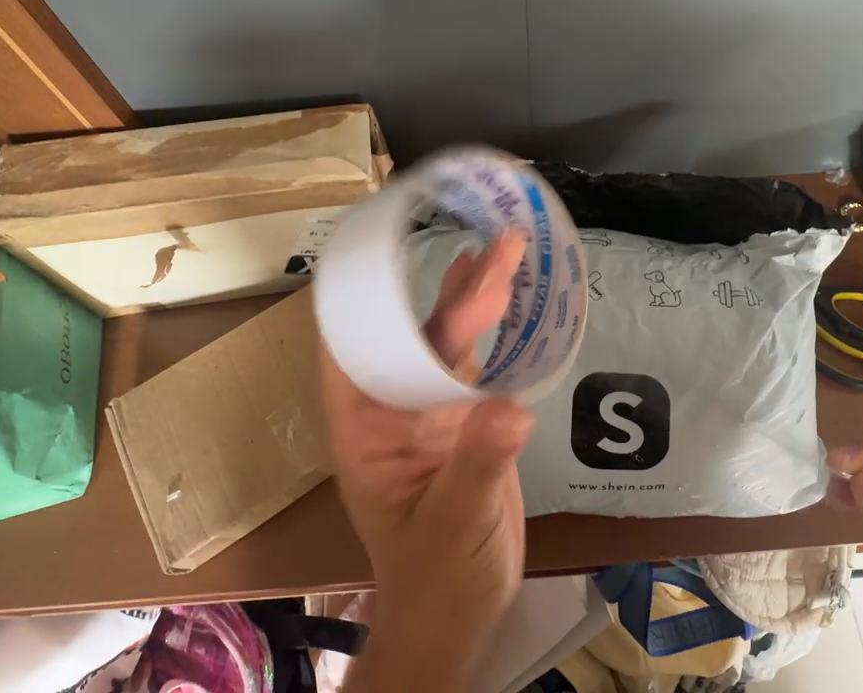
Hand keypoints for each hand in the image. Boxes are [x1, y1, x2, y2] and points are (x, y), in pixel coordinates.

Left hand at [322, 232, 532, 690]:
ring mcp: (430, 412)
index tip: (387, 252)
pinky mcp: (465, 419)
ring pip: (448, 345)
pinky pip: (476, 365)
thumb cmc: (437, 578)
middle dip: (453, 296)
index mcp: (367, 428)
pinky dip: (493, 331)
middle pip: (416, 339)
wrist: (460, 612)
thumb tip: (511, 411)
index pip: (351, 352)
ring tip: (505, 251)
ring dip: (475, 301)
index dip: (364, 301)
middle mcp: (393, 408)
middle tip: (495, 252)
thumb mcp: (453, 524)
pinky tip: (509, 297)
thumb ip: (478, 464)